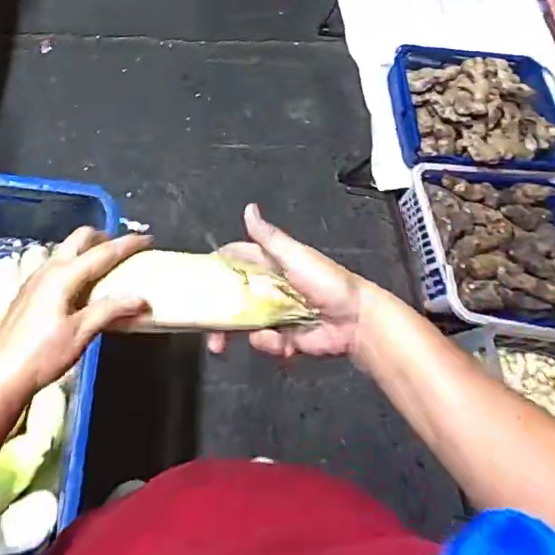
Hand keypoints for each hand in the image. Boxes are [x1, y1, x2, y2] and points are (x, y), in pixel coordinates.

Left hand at [0, 228, 151, 396]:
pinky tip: (82, 287)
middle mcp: (48, 269)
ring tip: (106, 266)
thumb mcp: (81, 334)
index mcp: (63, 275)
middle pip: (79, 239)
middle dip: (102, 238)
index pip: (101, 253)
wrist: (1, 372)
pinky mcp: (30, 291)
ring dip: (87, 250)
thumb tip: (140, 298)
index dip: (126, 245)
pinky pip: (57, 265)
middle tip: (123, 248)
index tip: (146, 238)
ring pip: (66, 250)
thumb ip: (109, 311)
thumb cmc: (42, 354)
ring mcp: (36, 278)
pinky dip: (75, 264)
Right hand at [207, 204, 375, 360]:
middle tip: (207, 329)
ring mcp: (274, 314)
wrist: (359, 323)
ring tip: (244, 341)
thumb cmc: (328, 282)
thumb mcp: (295, 255)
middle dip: (216, 313)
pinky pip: (266, 342)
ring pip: (243, 323)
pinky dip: (270, 345)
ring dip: (238, 334)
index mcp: (266, 264)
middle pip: (231, 297)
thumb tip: (249, 209)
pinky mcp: (285, 337)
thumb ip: (268, 237)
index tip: (196, 279)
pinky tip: (280, 343)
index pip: (233, 261)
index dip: (214, 268)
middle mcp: (266, 288)